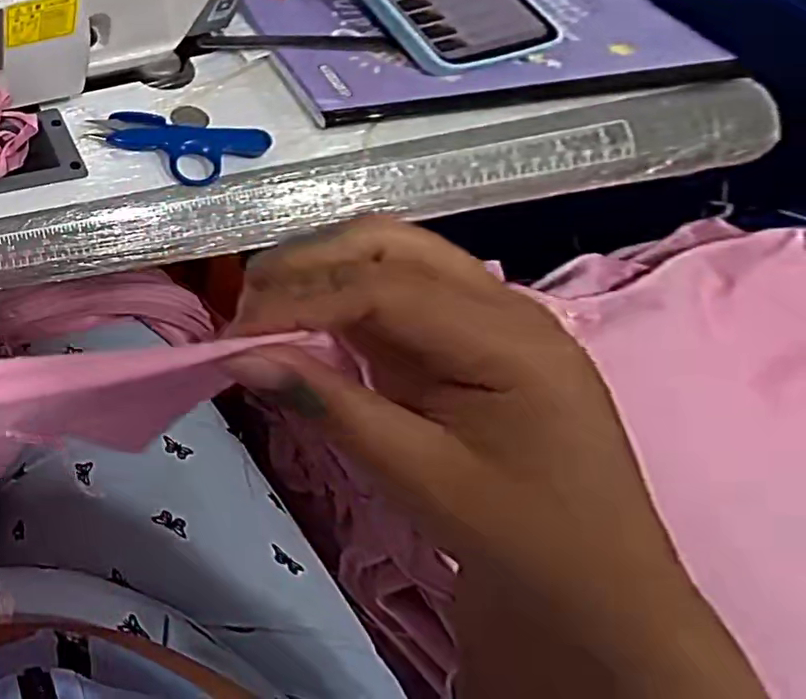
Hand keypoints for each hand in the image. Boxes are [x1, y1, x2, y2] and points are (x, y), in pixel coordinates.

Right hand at [225, 216, 762, 696]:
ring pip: (376, 248)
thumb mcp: (416, 475)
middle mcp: (499, 305)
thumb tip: (236, 355)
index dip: (296, 301)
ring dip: (311, 269)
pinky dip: (326, 289)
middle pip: (380, 242)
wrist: (592, 585)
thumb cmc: (516, 533)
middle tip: (248, 314)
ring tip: (264, 313)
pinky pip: (377, 280)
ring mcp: (478, 309)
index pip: (381, 288)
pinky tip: (298, 322)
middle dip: (301, 265)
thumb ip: (325, 404)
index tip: (235, 336)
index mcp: (511, 341)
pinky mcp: (449, 325)